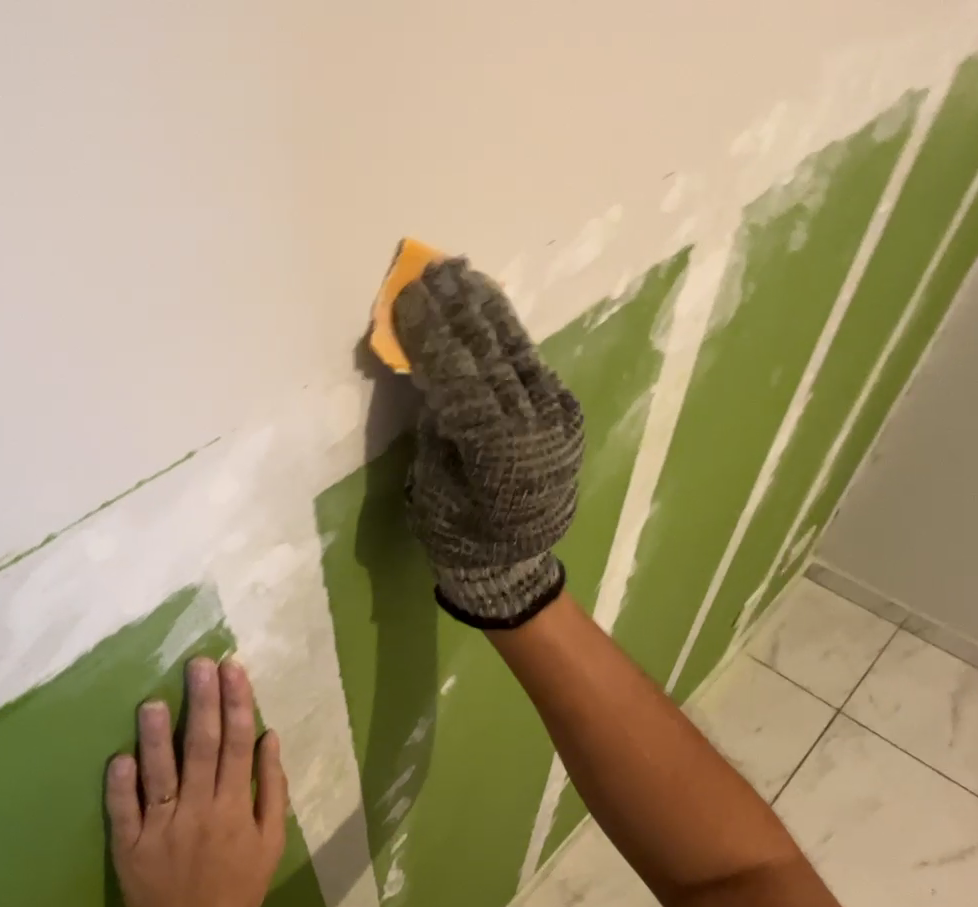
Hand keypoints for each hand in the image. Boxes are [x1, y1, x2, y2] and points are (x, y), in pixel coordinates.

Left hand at [91, 656, 288, 906]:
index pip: (238, 745)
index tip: (233, 668)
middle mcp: (200, 810)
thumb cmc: (237, 892)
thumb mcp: (271, 845)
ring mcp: (161, 828)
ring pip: (161, 772)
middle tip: (200, 663)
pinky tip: (121, 755)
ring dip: (158, 735)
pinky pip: (124, 809)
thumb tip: (271, 738)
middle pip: (203, 747)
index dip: (237, 703)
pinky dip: (121, 783)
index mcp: (236, 809)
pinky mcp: (129, 846)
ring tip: (155, 701)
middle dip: (203, 702)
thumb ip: (272, 790)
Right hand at [393, 257, 584, 628]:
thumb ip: (437, 424)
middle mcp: (533, 428)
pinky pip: (536, 370)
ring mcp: (556, 420)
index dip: (432, 334)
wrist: (512, 564)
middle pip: (491, 355)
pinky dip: (512, 340)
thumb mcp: (432, 482)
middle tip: (437, 270)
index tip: (410, 296)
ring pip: (519, 353)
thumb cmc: (457, 533)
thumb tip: (433, 372)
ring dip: (490, 312)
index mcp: (495, 451)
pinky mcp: (567, 418)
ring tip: (467, 277)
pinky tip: (494, 313)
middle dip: (460, 310)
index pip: (459, 375)